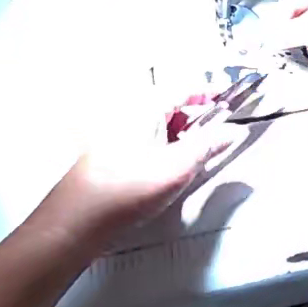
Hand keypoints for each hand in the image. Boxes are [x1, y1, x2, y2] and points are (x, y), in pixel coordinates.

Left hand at [48, 94, 242, 241]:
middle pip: (169, 102)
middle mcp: (127, 110)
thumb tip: (226, 134)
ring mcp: (114, 128)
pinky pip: (142, 134)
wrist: (81, 219)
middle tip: (210, 133)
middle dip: (193, 116)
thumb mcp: (179, 167)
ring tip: (189, 156)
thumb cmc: (122, 191)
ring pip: (155, 120)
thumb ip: (208, 146)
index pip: (184, 87)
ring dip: (176, 132)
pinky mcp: (107, 147)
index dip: (207, 93)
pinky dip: (159, 142)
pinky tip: (164, 168)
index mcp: (145, 104)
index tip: (222, 99)